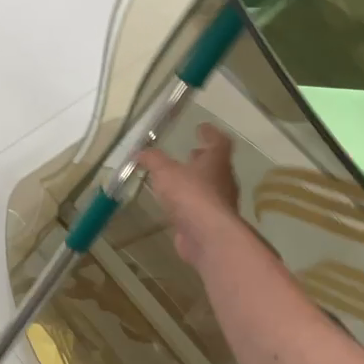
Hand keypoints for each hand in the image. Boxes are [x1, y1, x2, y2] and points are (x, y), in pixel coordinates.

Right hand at [137, 123, 244, 264]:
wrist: (207, 236)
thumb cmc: (190, 195)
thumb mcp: (165, 171)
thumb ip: (153, 160)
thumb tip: (141, 151)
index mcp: (216, 162)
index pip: (219, 142)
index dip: (210, 133)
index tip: (202, 127)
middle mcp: (223, 181)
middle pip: (216, 165)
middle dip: (203, 159)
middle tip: (191, 153)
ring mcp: (219, 203)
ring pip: (210, 186)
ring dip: (197, 180)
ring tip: (180, 178)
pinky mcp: (210, 222)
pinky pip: (200, 206)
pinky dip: (190, 201)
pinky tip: (176, 204)